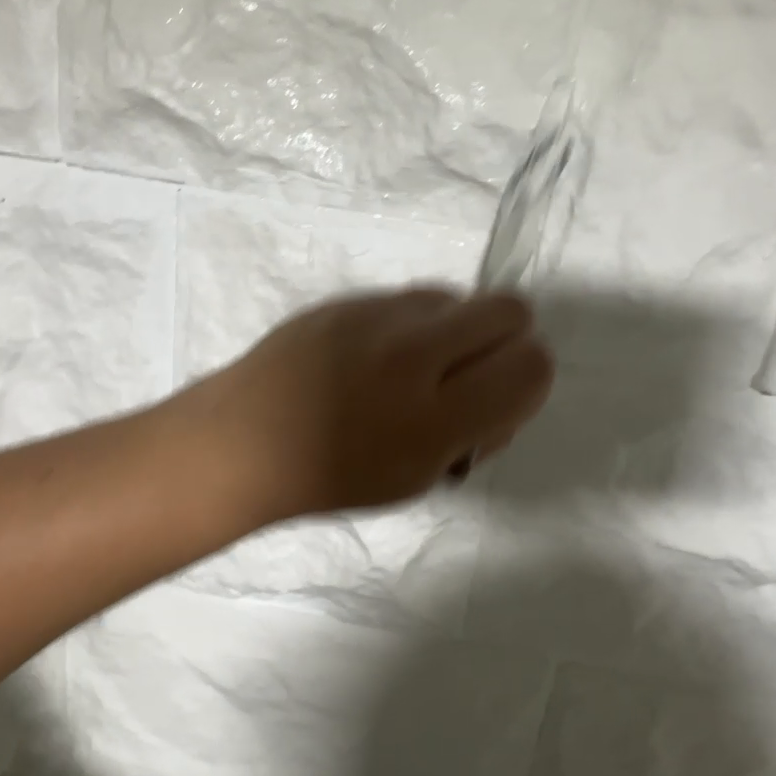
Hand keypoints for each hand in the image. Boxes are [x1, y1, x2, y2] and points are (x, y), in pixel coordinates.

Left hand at [180, 286, 554, 523]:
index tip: (498, 401)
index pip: (532, 366)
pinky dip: (412, 324)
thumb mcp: (417, 478)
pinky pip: (409, 299)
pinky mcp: (348, 298)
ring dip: (455, 329)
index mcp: (435, 418)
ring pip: (457, 297)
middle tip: (469, 376)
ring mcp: (377, 316)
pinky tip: (375, 356)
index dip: (527, 381)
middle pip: (509, 308)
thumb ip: (473, 431)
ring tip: (415, 368)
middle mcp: (413, 354)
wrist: (244, 440)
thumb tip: (497, 390)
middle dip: (505, 340)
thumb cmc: (333, 476)